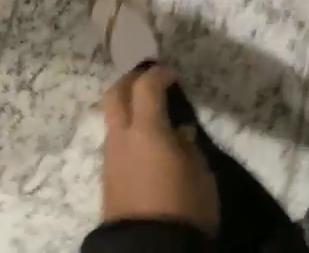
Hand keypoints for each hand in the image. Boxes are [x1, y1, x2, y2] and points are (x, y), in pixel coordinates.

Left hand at [100, 65, 218, 234]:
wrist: (149, 252)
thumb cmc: (183, 207)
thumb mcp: (200, 173)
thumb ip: (188, 145)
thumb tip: (179, 132)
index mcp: (146, 129)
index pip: (146, 85)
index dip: (160, 73)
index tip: (173, 74)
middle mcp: (121, 137)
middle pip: (115, 93)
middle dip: (131, 80)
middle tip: (150, 80)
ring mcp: (110, 157)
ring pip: (112, 119)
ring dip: (128, 108)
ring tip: (151, 116)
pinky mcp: (108, 179)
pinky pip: (115, 142)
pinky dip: (128, 133)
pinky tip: (146, 145)